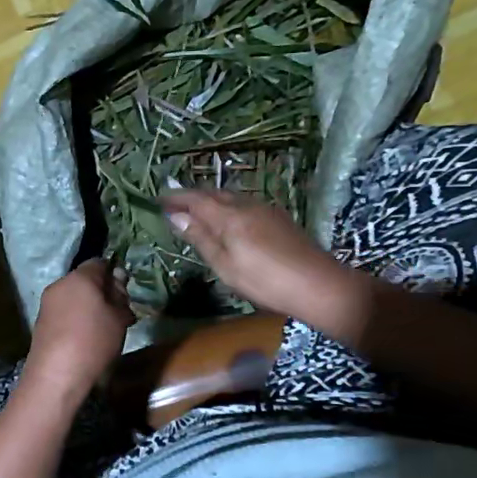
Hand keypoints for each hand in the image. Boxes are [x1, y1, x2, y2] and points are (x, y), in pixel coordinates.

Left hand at [23, 260, 134, 398]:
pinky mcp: (41, 322)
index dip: (115, 275)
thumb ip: (120, 295)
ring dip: (90, 306)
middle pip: (86, 280)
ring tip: (105, 328)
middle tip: (119, 313)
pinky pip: (65, 311)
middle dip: (103, 291)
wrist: (56, 376)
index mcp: (80, 277)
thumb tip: (118, 278)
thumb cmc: (94, 341)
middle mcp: (60, 284)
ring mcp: (47, 303)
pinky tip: (87, 338)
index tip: (125, 294)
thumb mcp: (119, 317)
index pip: (100, 263)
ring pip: (75, 296)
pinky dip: (77, 318)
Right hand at [160, 190, 371, 330]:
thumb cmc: (265, 282)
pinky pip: (245, 204)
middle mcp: (247, 204)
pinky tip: (228, 219)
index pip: (196, 199)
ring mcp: (266, 209)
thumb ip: (201, 239)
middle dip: (193, 196)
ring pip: (231, 197)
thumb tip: (176, 216)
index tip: (159, 199)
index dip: (177, 197)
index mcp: (229, 216)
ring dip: (212, 200)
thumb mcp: (226, 266)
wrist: (317, 284)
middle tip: (175, 204)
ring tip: (197, 211)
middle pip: (214, 194)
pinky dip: (229, 207)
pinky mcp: (279, 217)